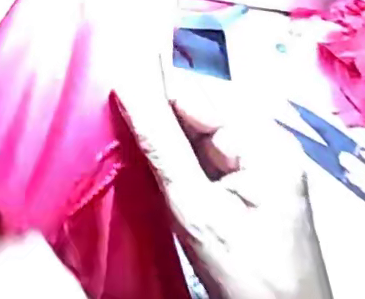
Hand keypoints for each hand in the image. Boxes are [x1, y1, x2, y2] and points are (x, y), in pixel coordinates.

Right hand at [120, 66, 332, 298]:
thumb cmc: (252, 283)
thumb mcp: (196, 210)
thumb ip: (159, 143)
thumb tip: (123, 85)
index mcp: (261, 143)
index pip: (188, 96)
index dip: (144, 95)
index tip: (102, 96)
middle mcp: (261, 147)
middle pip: (187, 114)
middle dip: (149, 123)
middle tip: (109, 128)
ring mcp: (253, 169)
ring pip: (186, 136)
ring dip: (156, 145)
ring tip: (124, 149)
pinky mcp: (241, 189)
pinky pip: (193, 158)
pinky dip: (168, 164)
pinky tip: (148, 171)